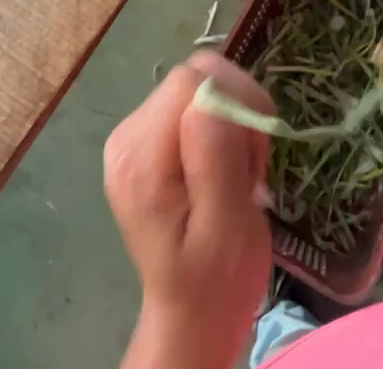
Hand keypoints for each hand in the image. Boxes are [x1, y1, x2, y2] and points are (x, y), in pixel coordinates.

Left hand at [104, 50, 272, 368]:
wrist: (195, 307)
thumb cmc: (215, 279)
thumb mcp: (224, 228)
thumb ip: (216, 159)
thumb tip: (214, 96)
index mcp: (139, 157)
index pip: (190, 82)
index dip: (235, 105)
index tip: (253, 159)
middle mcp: (129, 133)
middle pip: (196, 74)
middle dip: (239, 110)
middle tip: (251, 166)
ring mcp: (140, 129)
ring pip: (204, 81)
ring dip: (238, 117)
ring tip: (241, 169)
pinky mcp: (157, 131)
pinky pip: (203, 98)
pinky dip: (229, 122)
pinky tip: (230, 163)